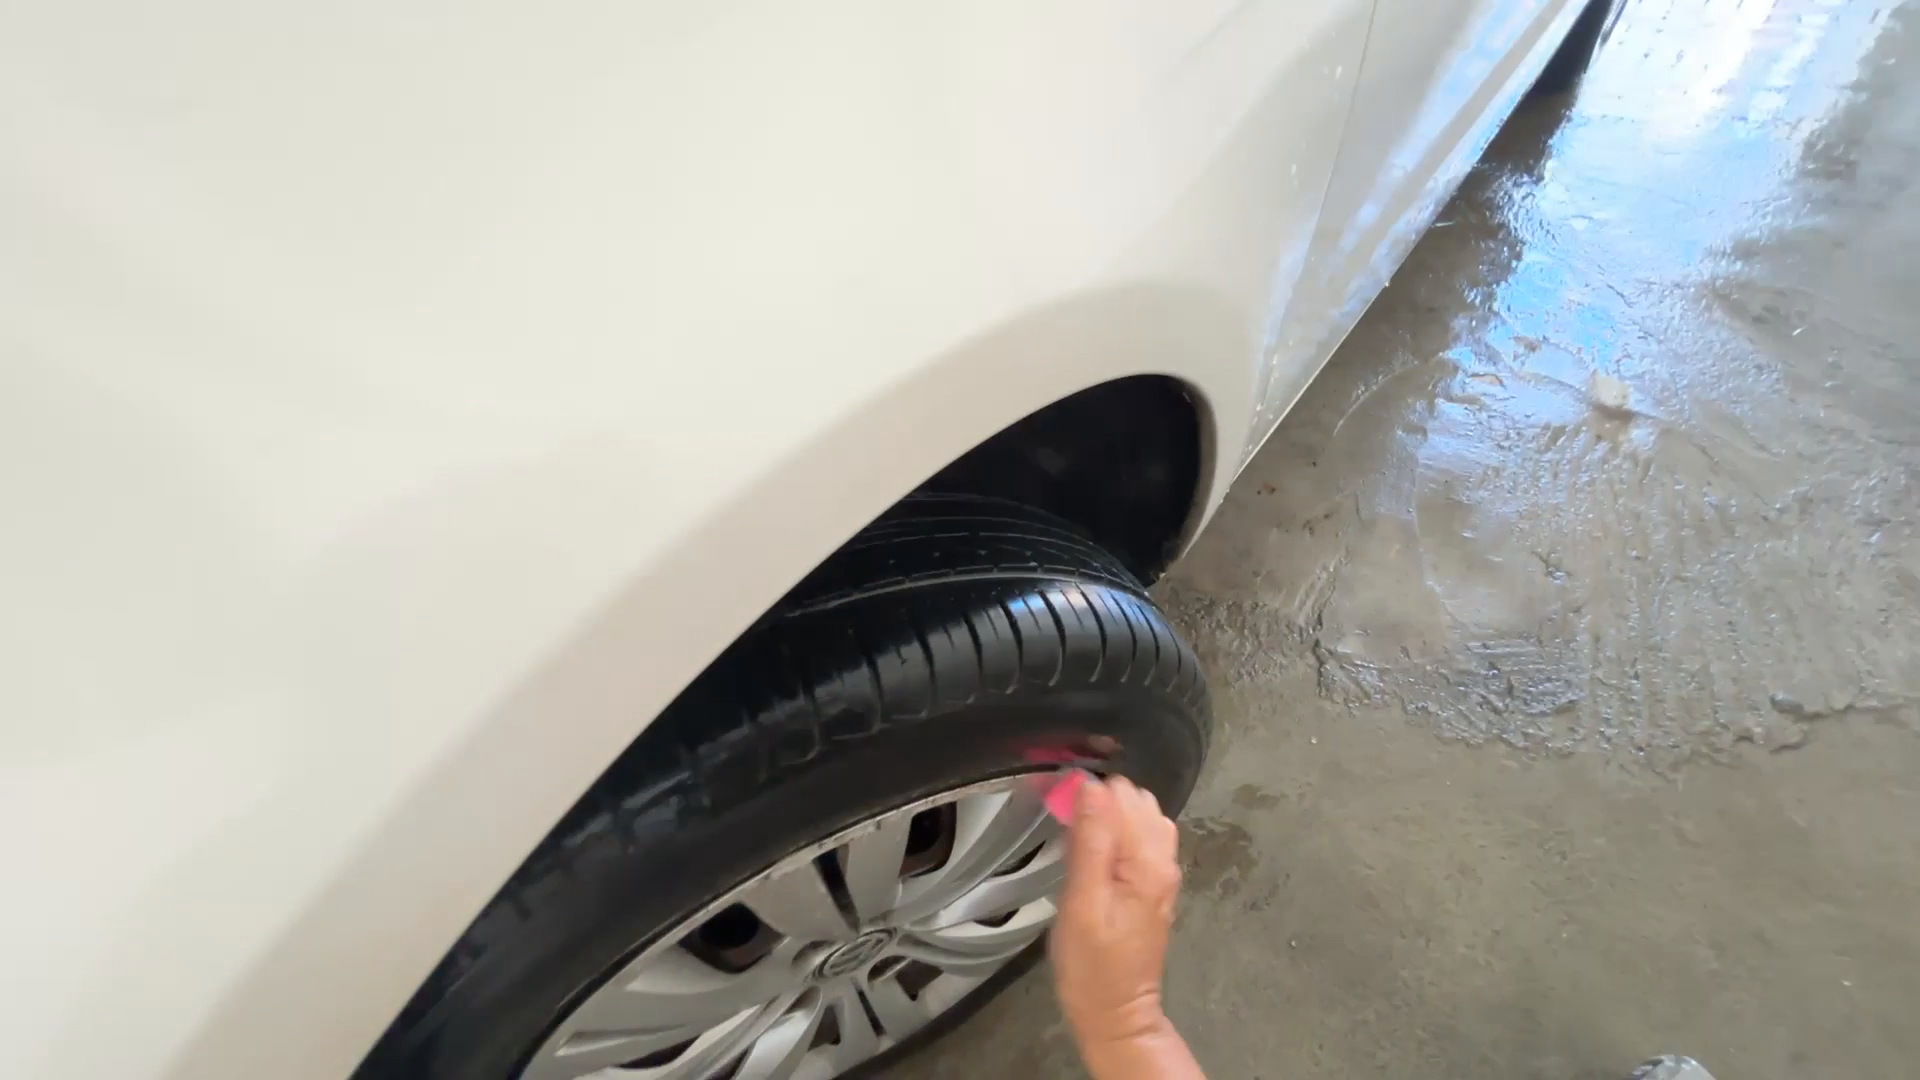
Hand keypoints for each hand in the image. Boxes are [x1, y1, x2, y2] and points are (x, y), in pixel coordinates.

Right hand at [1049, 775, 1182, 1049]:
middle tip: (1068, 831)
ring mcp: (1163, 870)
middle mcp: (1164, 858)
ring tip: (1079, 840)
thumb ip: (1090, 840)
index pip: (1122, 793)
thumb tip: (1090, 786)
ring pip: (1139, 814)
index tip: (1061, 813)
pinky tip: (1095, 853)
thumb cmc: (1091, 964)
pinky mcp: (1154, 881)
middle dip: (1100, 801)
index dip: (1088, 794)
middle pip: (1135, 798)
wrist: (1115, 1015)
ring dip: (1109, 815)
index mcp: (1148, 860)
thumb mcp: (1081, 902)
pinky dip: (1117, 831)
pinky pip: (1140, 835)